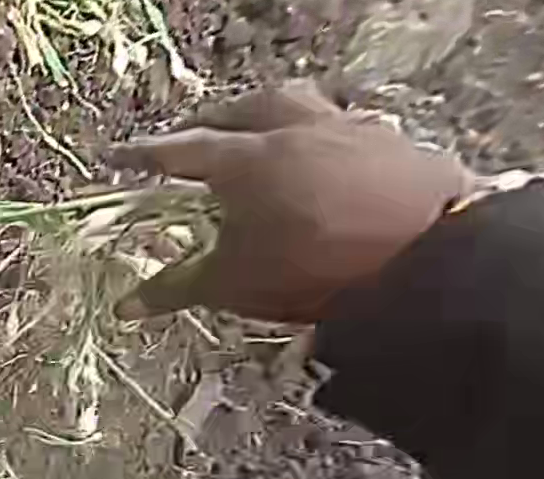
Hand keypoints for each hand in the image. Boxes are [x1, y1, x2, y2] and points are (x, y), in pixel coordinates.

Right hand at [109, 81, 472, 322]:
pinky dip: (305, 136)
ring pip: (297, 105)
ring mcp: (349, 132)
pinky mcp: (388, 145)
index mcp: (249, 161)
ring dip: (264, 116)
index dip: (144, 153)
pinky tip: (301, 159)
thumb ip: (174, 288)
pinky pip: (335, 126)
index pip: (182, 149)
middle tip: (186, 135)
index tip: (116, 155)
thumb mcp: (227, 282)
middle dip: (209, 120)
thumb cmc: (309, 264)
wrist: (427, 256)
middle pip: (246, 108)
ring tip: (247, 136)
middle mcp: (297, 133)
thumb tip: (124, 308)